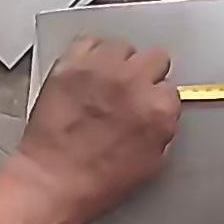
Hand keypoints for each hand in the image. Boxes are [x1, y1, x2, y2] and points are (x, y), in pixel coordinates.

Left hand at [7, 36, 180, 223]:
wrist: (53, 182)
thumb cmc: (97, 182)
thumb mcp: (150, 164)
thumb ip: (162, 130)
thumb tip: (160, 115)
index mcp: (158, 109)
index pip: (170, 89)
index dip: (156, 101)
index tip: (146, 108)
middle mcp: (133, 82)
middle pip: (154, 58)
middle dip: (145, 75)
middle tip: (130, 92)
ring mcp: (101, 69)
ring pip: (123, 47)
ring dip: (118, 62)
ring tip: (105, 82)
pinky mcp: (72, 64)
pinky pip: (89, 42)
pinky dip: (90, 54)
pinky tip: (87, 73)